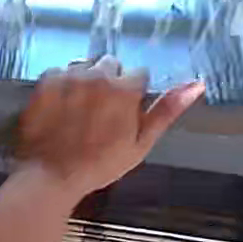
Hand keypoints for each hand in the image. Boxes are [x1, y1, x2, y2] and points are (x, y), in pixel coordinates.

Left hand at [15, 59, 204, 201]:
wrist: (51, 176)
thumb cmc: (98, 166)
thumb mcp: (139, 144)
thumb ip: (166, 112)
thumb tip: (198, 84)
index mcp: (125, 88)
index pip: (138, 75)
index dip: (131, 95)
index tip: (121, 114)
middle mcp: (98, 75)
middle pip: (110, 66)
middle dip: (107, 83)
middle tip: (97, 113)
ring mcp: (69, 77)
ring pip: (83, 66)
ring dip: (83, 81)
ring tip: (76, 110)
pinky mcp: (45, 83)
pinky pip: (57, 73)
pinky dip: (59, 86)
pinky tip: (57, 108)